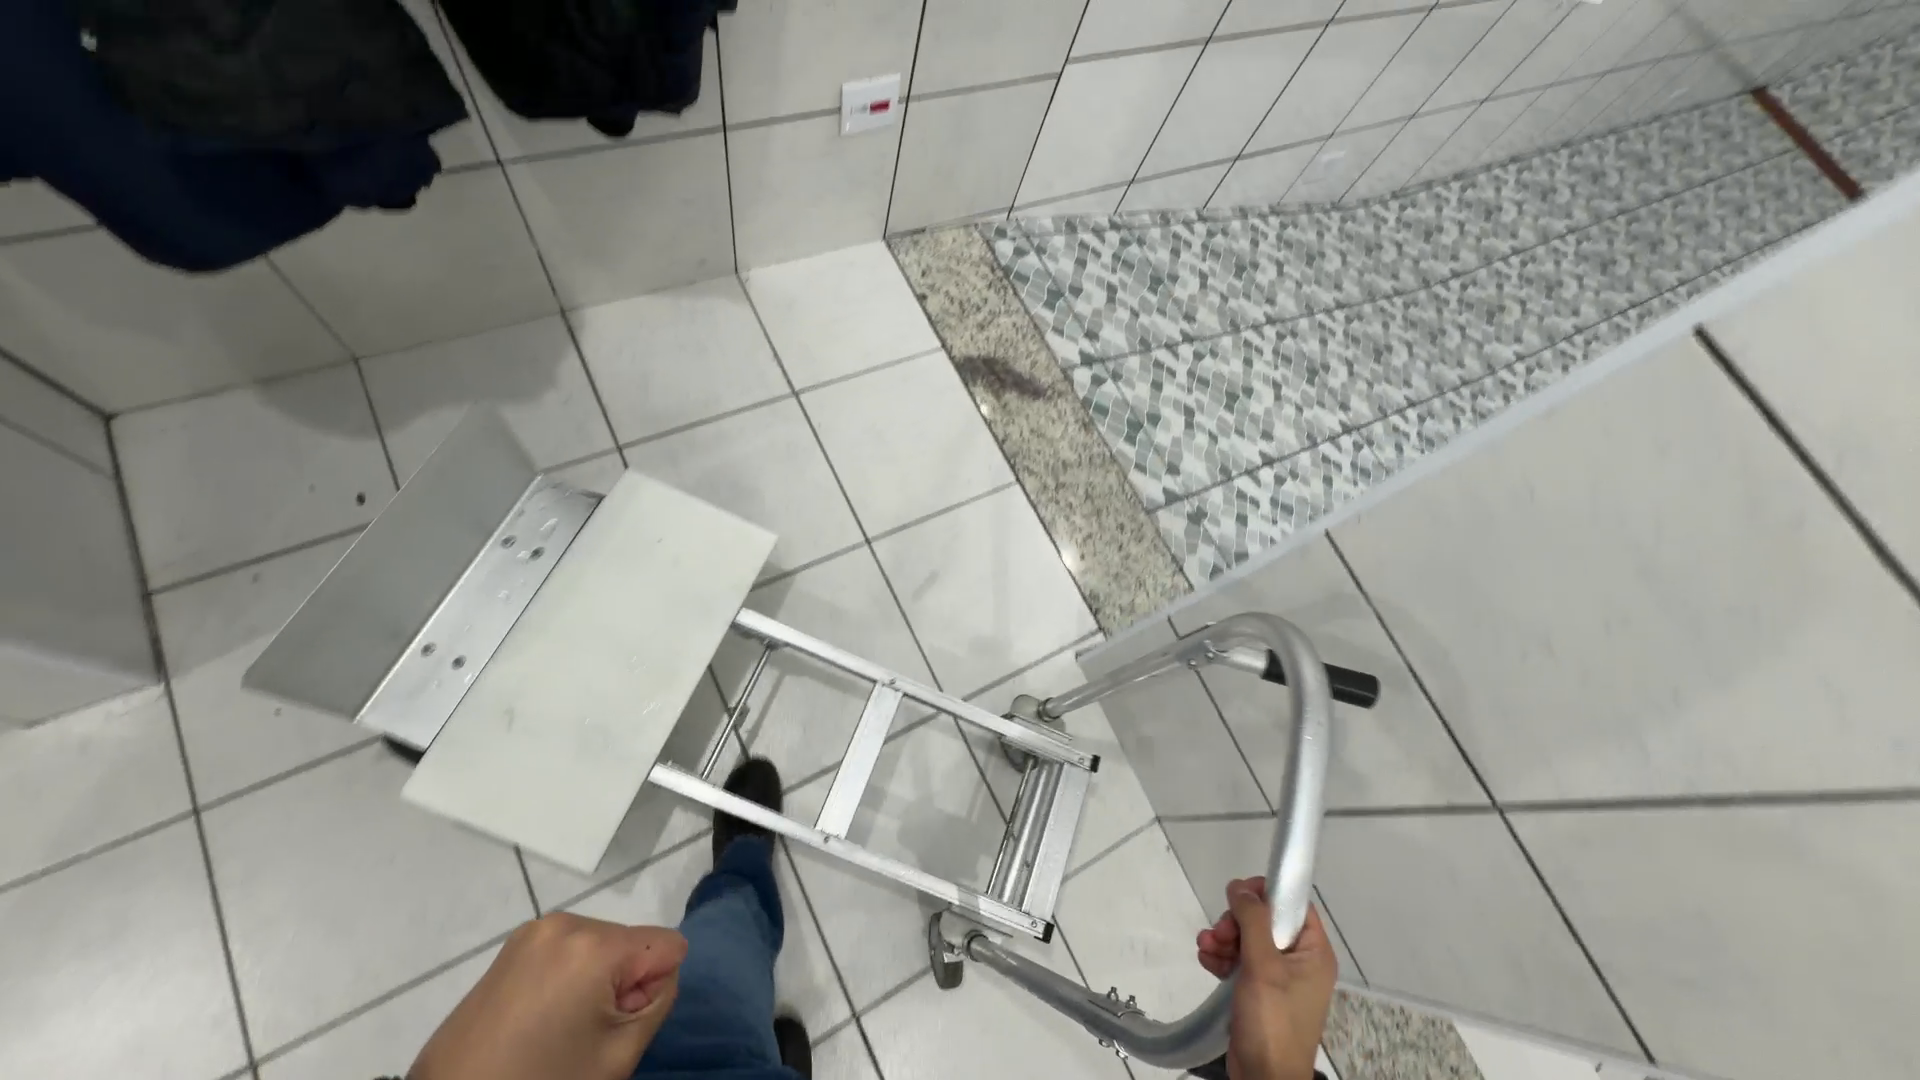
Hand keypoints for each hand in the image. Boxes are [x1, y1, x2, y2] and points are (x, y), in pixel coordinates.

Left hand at [409, 912, 687, 1079]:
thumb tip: (656, 973)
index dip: (653, 989)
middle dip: (624, 982)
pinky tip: (541, 1013)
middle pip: (632, 943)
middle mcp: (568, 922)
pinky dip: (570, 975)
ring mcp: (535, 930)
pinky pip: (570, 949)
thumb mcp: (619, 1054)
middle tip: (586, 1032)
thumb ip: (658, 1002)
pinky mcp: (514, 944)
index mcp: (597, 944)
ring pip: (602, 946)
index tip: (617, 1022)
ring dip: (597, 979)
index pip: (669, 946)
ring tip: (560, 1024)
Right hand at [1194, 877, 1336, 1079]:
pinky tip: (1207, 962)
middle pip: (1264, 920)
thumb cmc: (1272, 1021)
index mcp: (1313, 952)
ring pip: (1247, 939)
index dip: (1266, 894)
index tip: (1238, 897)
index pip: (1293, 904)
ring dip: (1223, 939)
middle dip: (1236, 922)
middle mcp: (1299, 961)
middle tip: (1220, 933)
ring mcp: (1278, 977)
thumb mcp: (1263, 966)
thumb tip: (1240, 886)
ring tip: (1207, 949)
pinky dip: (1221, 957)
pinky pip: (1238, 960)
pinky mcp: (1258, 991)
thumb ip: (1252, 921)